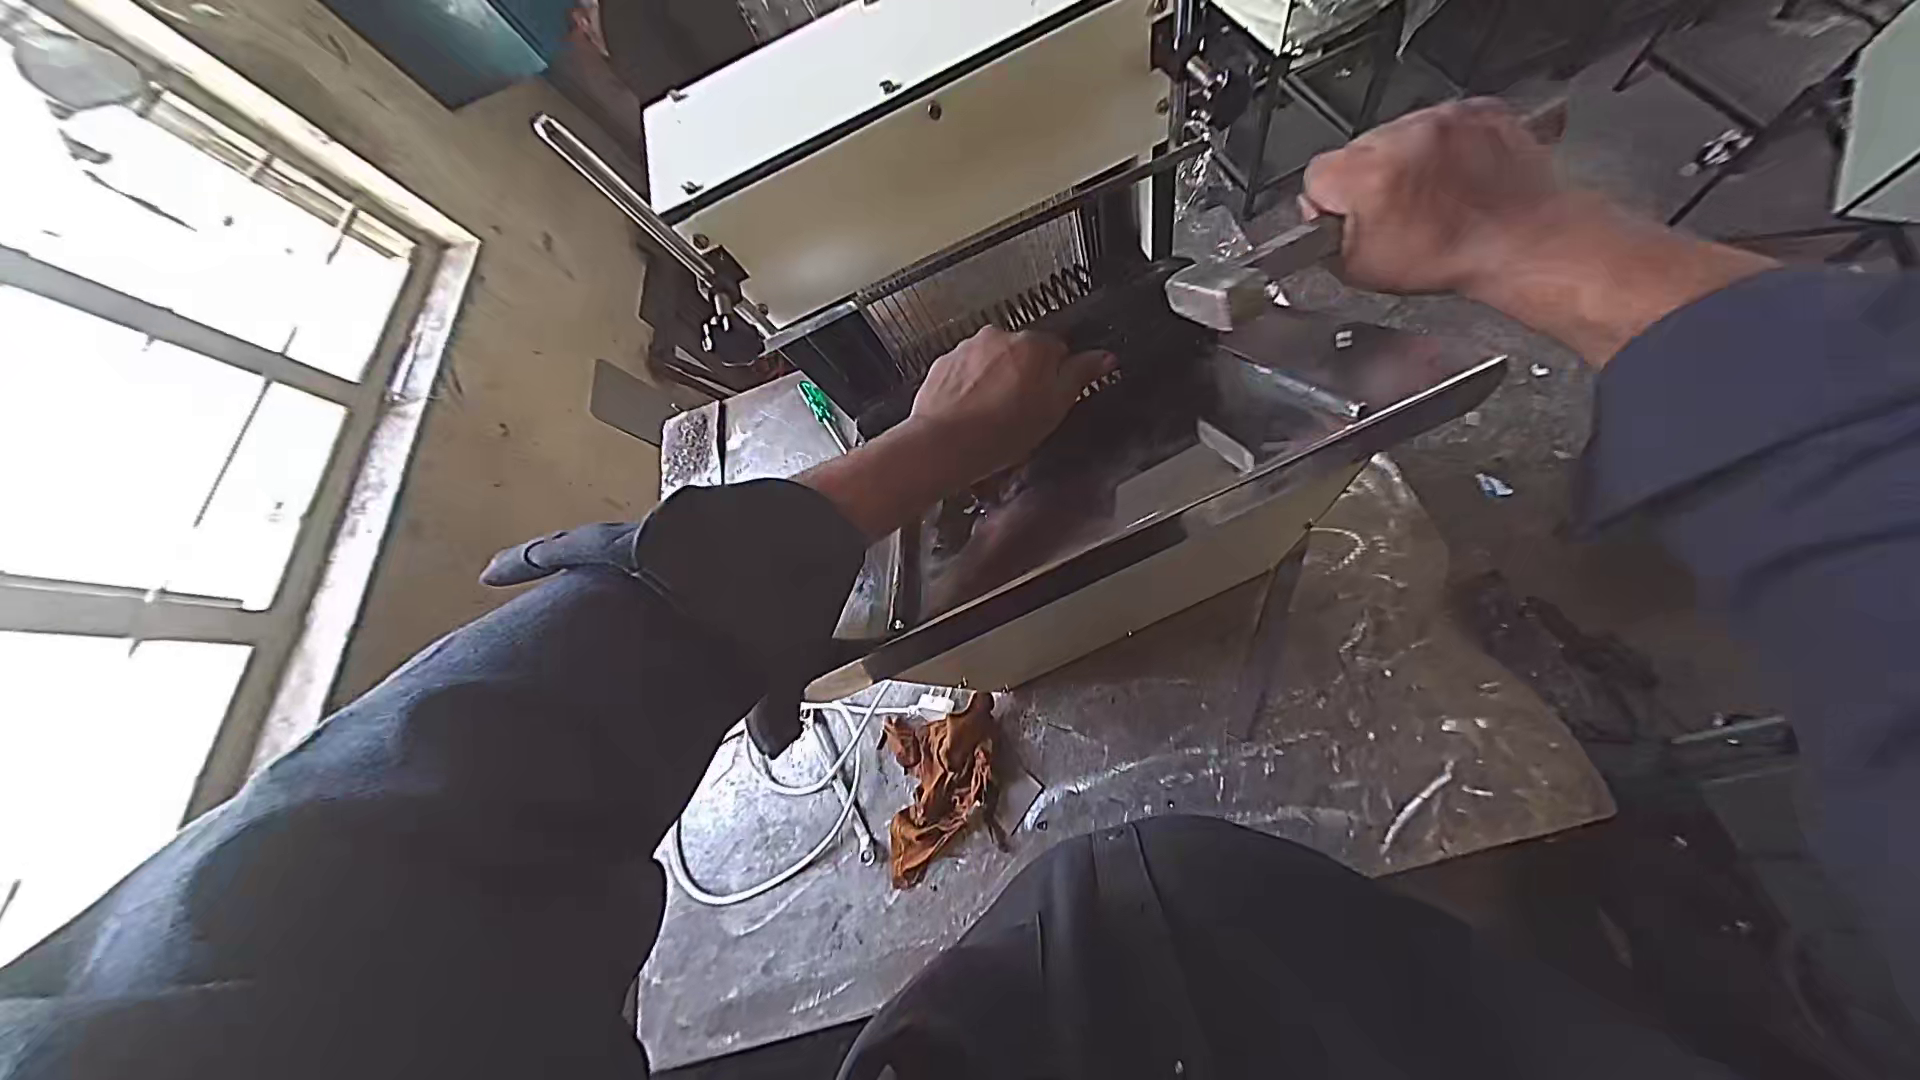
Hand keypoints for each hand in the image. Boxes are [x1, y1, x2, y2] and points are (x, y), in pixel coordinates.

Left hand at [796, 326, 1112, 539]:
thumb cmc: (997, 433)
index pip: (1058, 351)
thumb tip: (1103, 358)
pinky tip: (970, 416)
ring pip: (991, 363)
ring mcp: (967, 349)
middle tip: (1020, 415)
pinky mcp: (943, 365)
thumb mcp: (1054, 409)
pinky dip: (968, 390)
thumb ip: (1080, 376)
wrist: (943, 445)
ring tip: (992, 420)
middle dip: (1023, 378)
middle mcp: (999, 337)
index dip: (1055, 380)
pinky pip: (964, 373)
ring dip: (994, 383)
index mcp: (1034, 345)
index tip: (1048, 401)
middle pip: (1023, 354)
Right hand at [1302, 98, 1575, 297]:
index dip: (1324, 202)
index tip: (1343, 218)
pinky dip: (1433, 149)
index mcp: (1368, 176)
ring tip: (1421, 196)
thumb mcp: (1355, 268)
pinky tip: (1444, 178)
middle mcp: (1405, 137)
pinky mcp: (1476, 110)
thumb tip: (1315, 214)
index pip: (1316, 174)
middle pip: (1353, 151)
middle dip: (1361, 180)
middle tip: (1387, 214)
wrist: (1519, 240)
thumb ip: (1323, 237)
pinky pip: (1433, 123)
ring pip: (1392, 135)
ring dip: (1397, 162)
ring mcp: (1444, 119)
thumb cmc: (1443, 258)